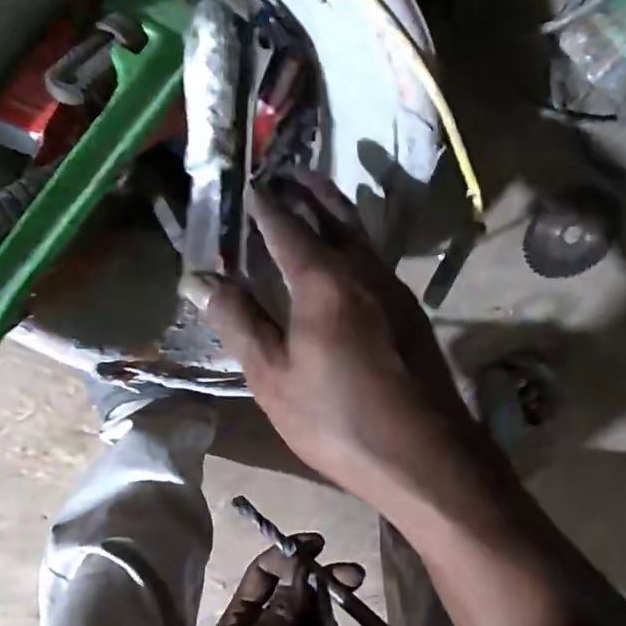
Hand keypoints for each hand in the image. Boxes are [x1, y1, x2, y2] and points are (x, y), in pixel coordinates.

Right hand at [186, 176, 493, 496]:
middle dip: (310, 189)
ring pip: (362, 235)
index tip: (250, 185)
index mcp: (324, 280)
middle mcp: (365, 271)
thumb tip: (202, 277)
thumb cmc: (337, 419)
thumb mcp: (273, 376)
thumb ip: (240, 320)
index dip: (266, 205)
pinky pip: (376, 261)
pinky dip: (355, 244)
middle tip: (288, 172)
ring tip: (315, 201)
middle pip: (336, 214)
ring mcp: (395, 290)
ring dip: (337, 212)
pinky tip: (346, 261)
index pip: (287, 227)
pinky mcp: (412, 312)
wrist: (423, 452)